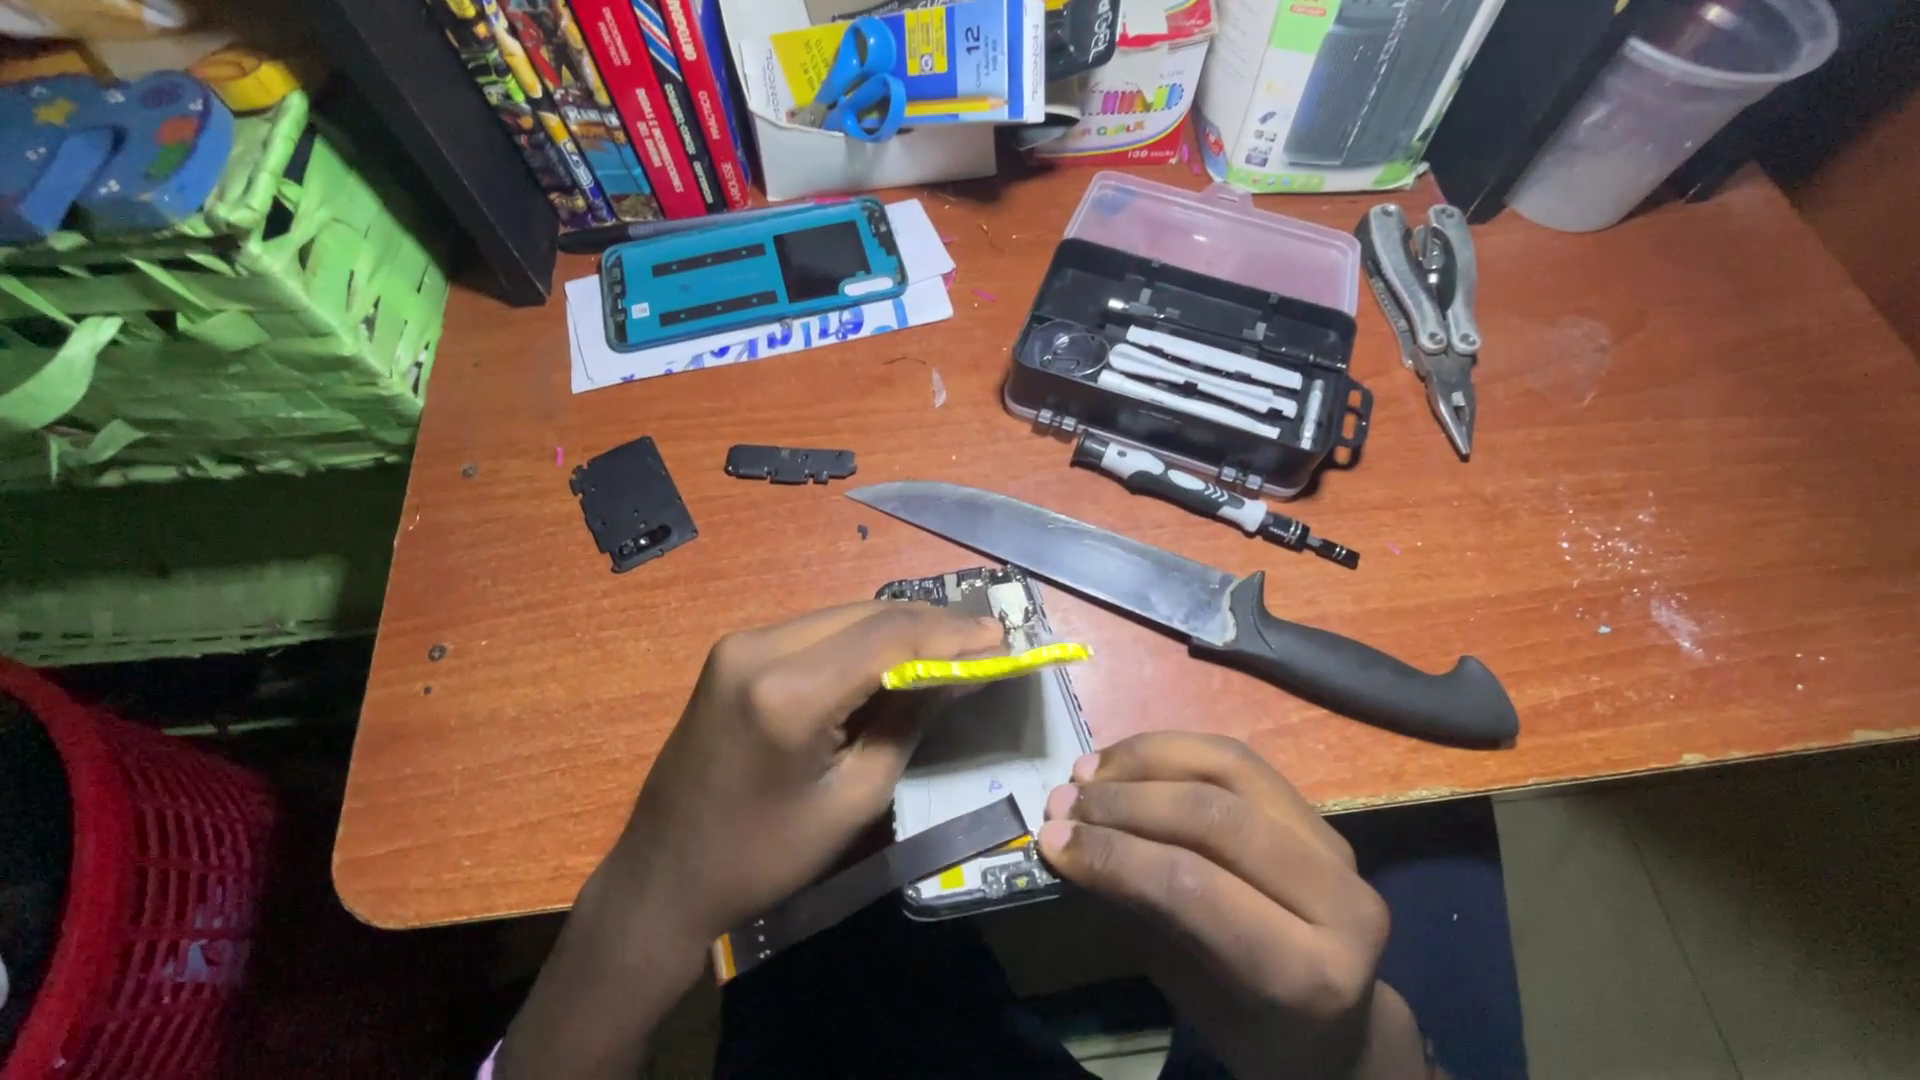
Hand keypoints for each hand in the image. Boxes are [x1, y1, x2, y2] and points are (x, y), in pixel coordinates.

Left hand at [603, 599, 1005, 939]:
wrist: (666, 875)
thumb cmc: (765, 856)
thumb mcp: (853, 799)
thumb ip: (909, 723)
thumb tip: (961, 673)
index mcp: (786, 691)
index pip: (888, 637)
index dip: (951, 633)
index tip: (1002, 638)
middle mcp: (759, 647)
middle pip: (866, 615)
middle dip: (931, 625)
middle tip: (986, 640)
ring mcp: (741, 644)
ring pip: (842, 617)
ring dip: (898, 629)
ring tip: (952, 646)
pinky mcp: (736, 652)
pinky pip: (816, 631)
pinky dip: (861, 640)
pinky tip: (894, 656)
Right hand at [1038, 733, 1427, 1079]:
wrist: (1331, 1025)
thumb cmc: (1246, 1024)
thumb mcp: (1187, 989)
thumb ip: (1142, 911)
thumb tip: (1070, 844)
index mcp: (1309, 973)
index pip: (1196, 889)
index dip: (1116, 856)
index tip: (1051, 842)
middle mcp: (1339, 899)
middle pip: (1216, 818)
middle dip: (1124, 804)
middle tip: (1061, 804)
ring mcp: (1333, 844)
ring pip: (1229, 769)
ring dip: (1143, 762)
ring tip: (1084, 773)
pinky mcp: (1316, 813)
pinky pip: (1237, 761)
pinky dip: (1170, 752)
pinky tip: (1122, 761)